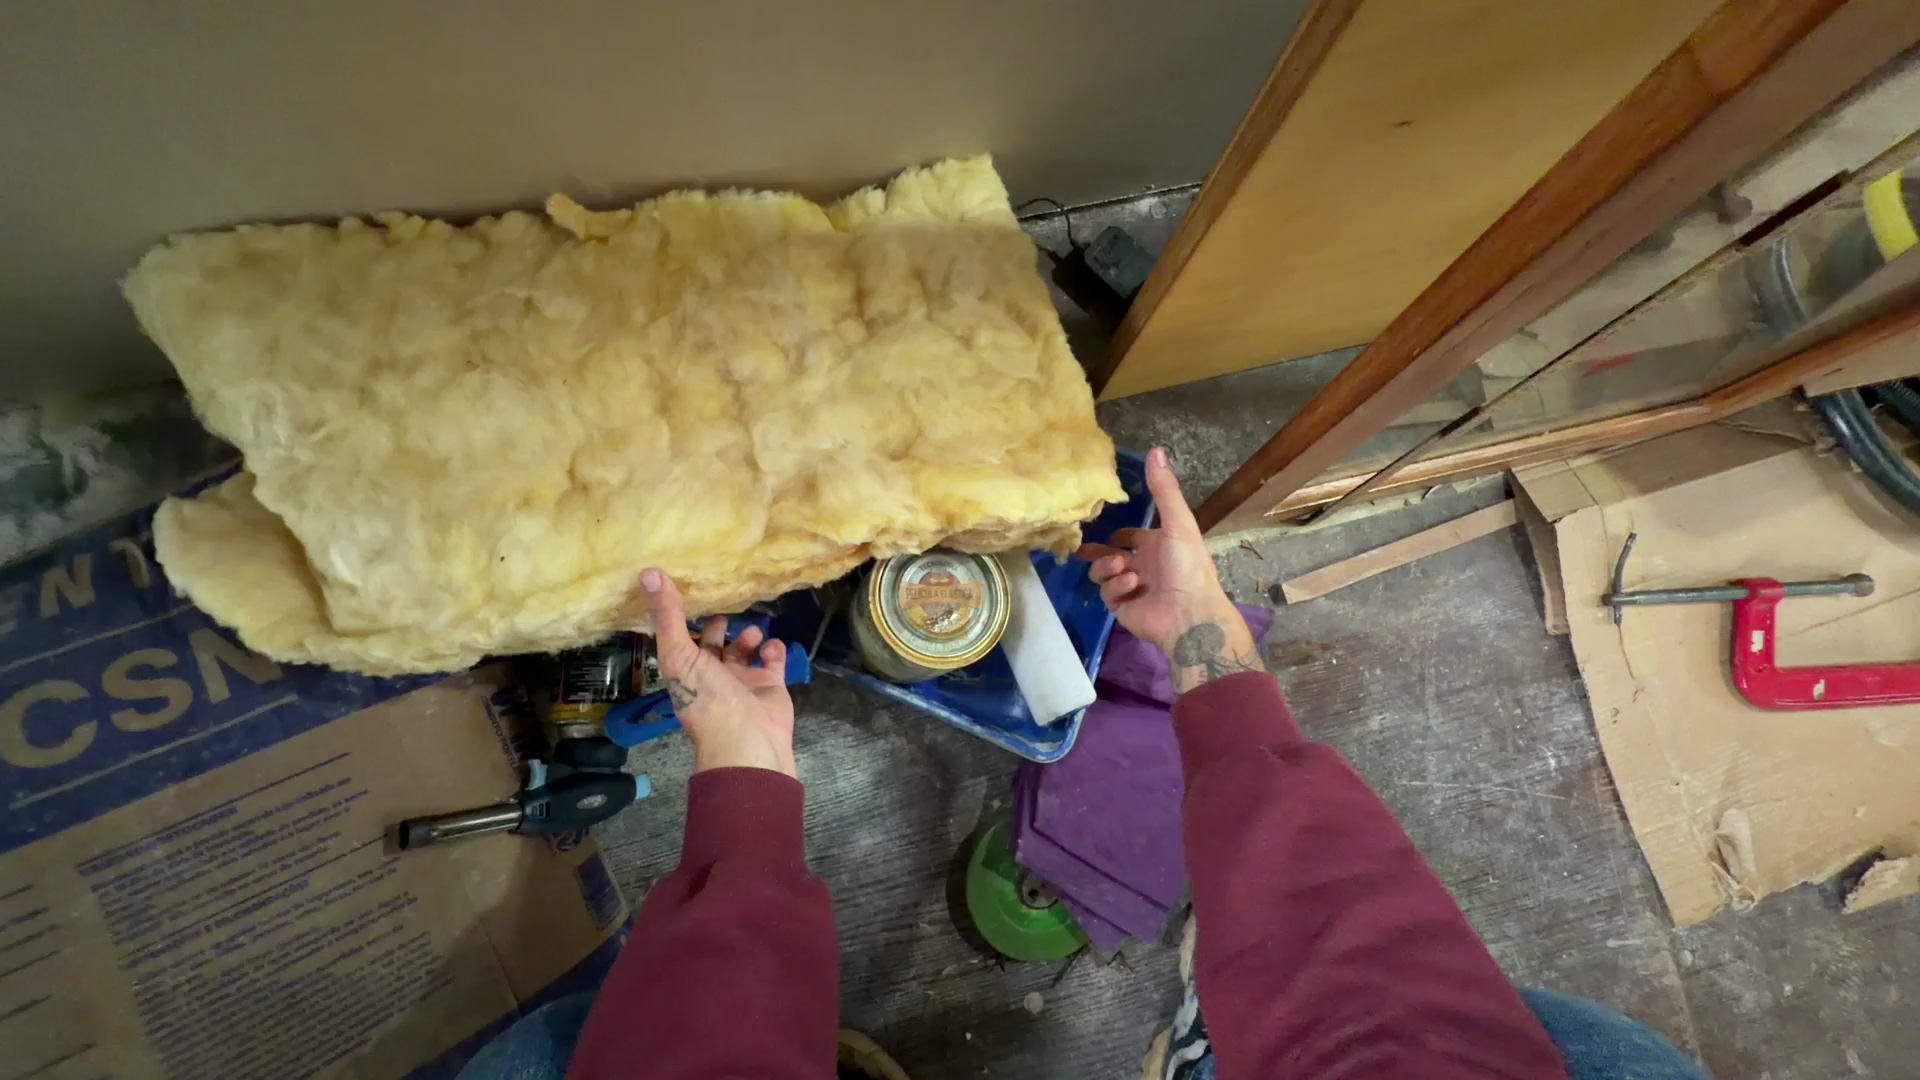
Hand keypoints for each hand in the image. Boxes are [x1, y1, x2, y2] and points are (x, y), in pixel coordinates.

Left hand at [639, 569, 796, 776]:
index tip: (693, 588)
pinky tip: (770, 646)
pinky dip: (774, 648)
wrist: (747, 738)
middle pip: (715, 644)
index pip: (682, 638)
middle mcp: (713, 674)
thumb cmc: (706, 697)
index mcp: (686, 670)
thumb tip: (648, 571)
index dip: (686, 617)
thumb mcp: (680, 654)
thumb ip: (667, 614)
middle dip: (720, 624)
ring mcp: (743, 678)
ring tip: (751, 631)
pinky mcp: (771, 682)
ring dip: (748, 635)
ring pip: (745, 648)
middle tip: (727, 601)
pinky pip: (773, 658)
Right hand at [1077, 447, 1261, 692]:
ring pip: (1102, 572)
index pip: (1129, 537)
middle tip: (1083, 549)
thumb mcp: (1177, 522)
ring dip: (1108, 567)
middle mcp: (1143, 565)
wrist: (1189, 614)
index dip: (1117, 533)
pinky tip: (1131, 585)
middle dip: (1096, 551)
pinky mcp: (1120, 607)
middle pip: (1108, 554)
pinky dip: (1117, 586)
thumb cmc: (1187, 565)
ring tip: (1122, 569)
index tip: (1103, 528)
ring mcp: (1130, 587)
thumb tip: (1155, 449)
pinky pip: (1107, 592)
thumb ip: (1164, 489)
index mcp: (1157, 546)